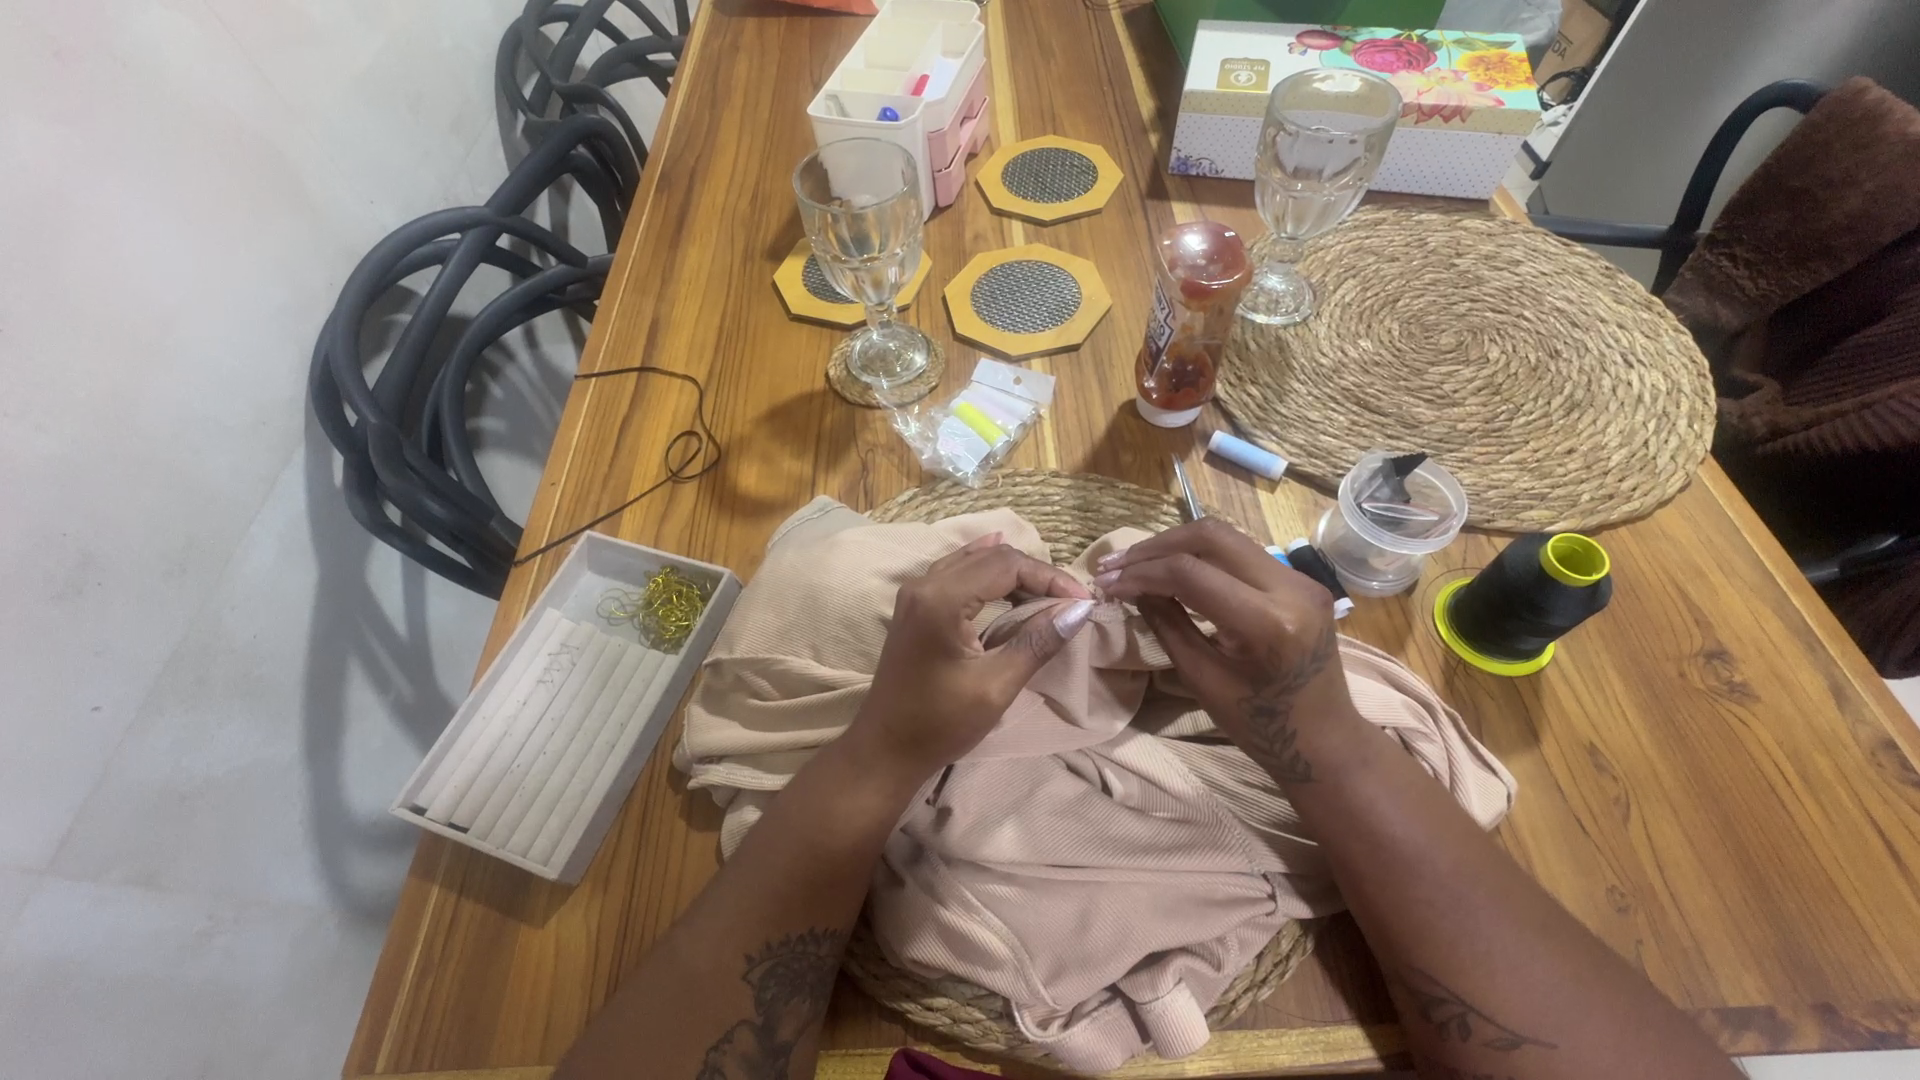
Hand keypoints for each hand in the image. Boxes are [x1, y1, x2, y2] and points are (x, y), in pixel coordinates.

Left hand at [848, 533, 1095, 780]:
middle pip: (992, 558)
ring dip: (1014, 573)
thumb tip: (1079, 609)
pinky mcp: (915, 606)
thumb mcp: (996, 687)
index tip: (1084, 601)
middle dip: (1036, 574)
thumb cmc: (939, 724)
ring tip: (1049, 595)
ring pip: (974, 561)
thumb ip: (1037, 641)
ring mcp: (915, 593)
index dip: (1050, 578)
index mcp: (941, 599)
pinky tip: (1004, 566)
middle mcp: (924, 584)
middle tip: (1071, 602)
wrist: (885, 749)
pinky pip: (957, 571)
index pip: (1007, 565)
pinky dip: (986, 571)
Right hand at [1093, 518, 1355, 783]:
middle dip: (1155, 546)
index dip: (1141, 573)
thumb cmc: (1258, 724)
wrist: (1323, 740)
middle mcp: (1291, 588)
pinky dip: (1201, 557)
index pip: (1190, 573)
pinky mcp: (1301, 580)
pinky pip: (1241, 554)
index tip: (1106, 582)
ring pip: (1226, 538)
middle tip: (1116, 564)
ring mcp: (1301, 579)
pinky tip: (1172, 571)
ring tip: (1136, 563)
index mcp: (1267, 623)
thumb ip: (1166, 623)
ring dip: (1176, 546)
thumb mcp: (1200, 677)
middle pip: (1210, 536)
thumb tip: (1130, 586)